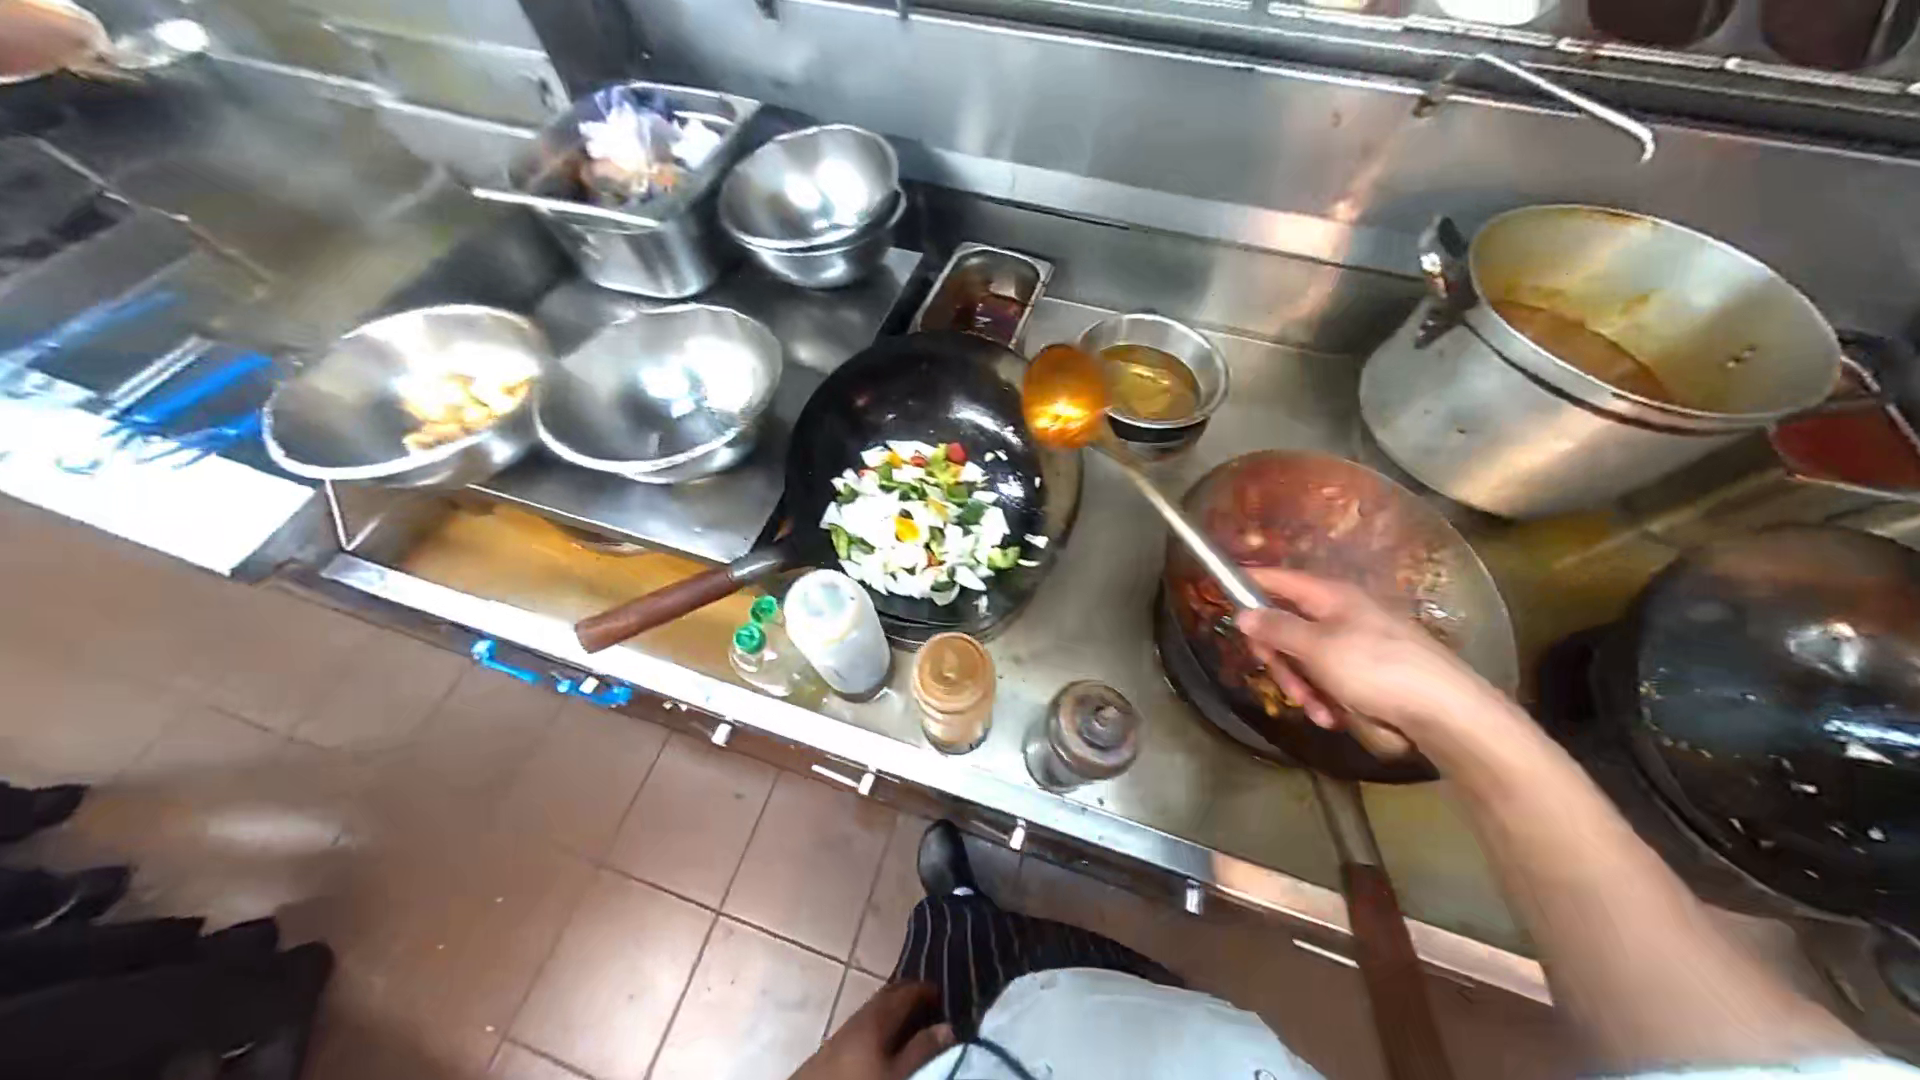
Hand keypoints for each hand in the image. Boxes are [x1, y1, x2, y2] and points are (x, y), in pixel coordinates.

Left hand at [788, 980, 954, 1079]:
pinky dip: (883, 1020)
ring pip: (877, 1006)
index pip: (907, 990)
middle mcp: (861, 1014)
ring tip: (913, 1022)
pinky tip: (887, 1039)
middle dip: (911, 993)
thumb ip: (922, 1050)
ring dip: (896, 1007)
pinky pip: (867, 1020)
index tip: (945, 995)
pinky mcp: (835, 1045)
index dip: (927, 990)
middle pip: (890, 993)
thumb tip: (948, 1027)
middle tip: (932, 1004)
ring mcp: (846, 1029)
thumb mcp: (898, 1075)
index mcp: (878, 1016)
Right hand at [1233, 568, 1509, 752]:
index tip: (1221, 592)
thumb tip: (1242, 613)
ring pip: (1303, 659)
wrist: (1447, 713)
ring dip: (1302, 686)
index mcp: (1329, 596)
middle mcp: (1340, 614)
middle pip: (1285, 626)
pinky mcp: (1366, 672)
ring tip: (1318, 710)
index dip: (1248, 582)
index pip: (1277, 578)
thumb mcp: (1317, 648)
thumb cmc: (1376, 669)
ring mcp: (1354, 643)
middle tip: (1283, 682)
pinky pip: (1327, 679)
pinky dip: (1325, 698)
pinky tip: (1334, 716)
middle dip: (1279, 659)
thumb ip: (1275, 629)